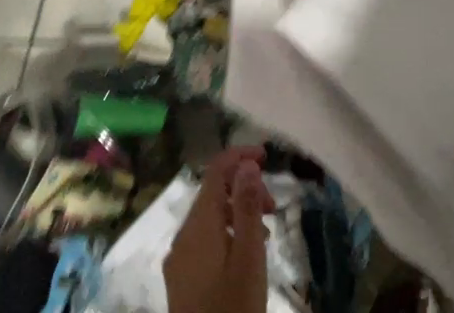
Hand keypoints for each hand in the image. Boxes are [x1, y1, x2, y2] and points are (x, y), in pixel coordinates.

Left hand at [165, 146, 275, 312]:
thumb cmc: (235, 305)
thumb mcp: (249, 256)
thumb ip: (247, 207)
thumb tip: (245, 164)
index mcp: (198, 226)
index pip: (214, 172)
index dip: (239, 156)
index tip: (267, 156)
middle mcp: (182, 236)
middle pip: (212, 193)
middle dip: (244, 188)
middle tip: (274, 208)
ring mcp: (179, 258)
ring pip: (209, 217)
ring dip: (238, 211)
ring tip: (266, 232)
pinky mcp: (182, 277)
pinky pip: (204, 239)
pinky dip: (228, 232)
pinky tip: (246, 252)